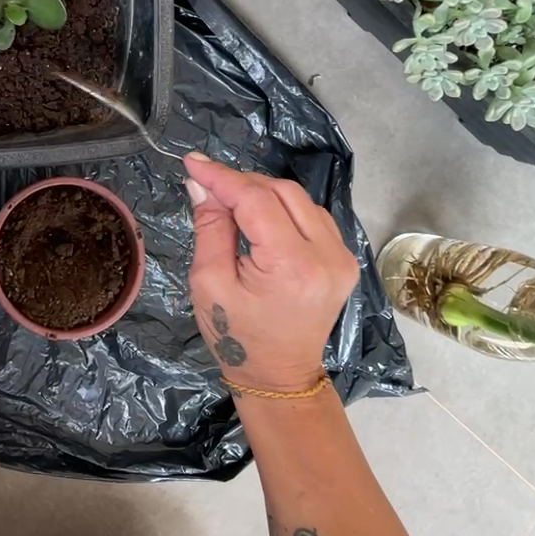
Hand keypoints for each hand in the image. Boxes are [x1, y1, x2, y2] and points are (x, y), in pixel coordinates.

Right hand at [183, 153, 359, 392]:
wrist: (278, 374)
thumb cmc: (236, 334)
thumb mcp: (208, 281)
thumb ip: (210, 228)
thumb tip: (200, 185)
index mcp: (292, 266)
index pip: (255, 200)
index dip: (222, 177)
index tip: (192, 161)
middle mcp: (327, 256)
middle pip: (282, 192)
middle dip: (240, 182)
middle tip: (206, 185)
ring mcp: (341, 257)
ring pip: (299, 199)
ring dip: (261, 192)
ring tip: (227, 201)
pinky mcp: (343, 260)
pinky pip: (310, 215)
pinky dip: (280, 206)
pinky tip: (256, 216)